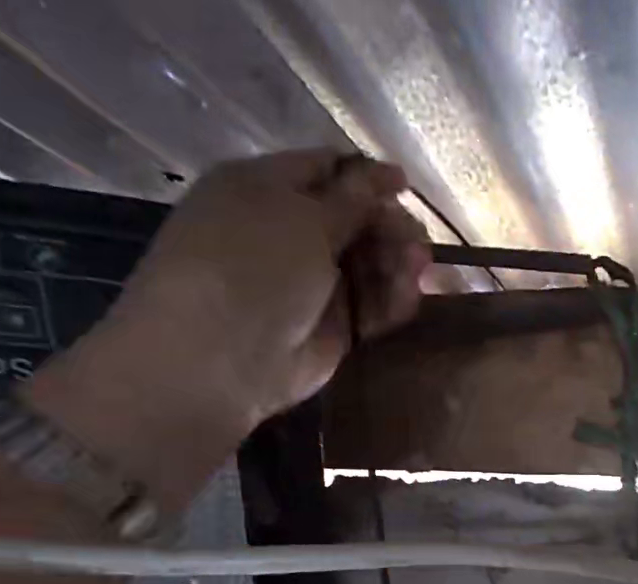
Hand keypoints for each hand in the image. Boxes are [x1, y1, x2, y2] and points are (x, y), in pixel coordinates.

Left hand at [24, 150, 428, 485]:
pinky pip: (370, 307)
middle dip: (389, 226)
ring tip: (416, 272)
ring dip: (397, 264)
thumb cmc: (253, 267)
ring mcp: (310, 285)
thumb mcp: (303, 218)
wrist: (221, 359)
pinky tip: (409, 298)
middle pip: (355, 220)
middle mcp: (288, 234)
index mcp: (265, 189)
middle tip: (415, 244)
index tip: (404, 186)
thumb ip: (351, 199)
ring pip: (368, 265)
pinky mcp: (331, 330)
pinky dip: (392, 301)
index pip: (326, 170)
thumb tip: (381, 176)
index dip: (367, 177)